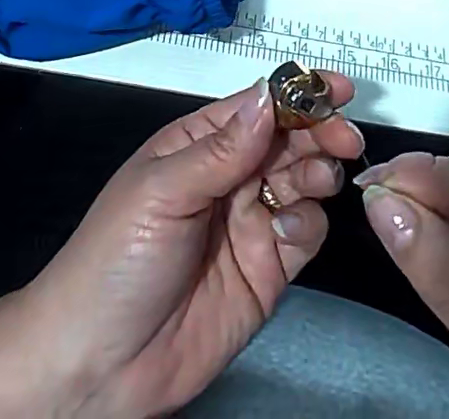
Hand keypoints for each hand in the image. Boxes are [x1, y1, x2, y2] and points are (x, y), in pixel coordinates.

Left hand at [23, 74, 365, 416]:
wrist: (104, 361)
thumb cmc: (115, 258)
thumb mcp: (162, 191)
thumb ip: (221, 149)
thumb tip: (266, 96)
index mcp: (195, 145)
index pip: (253, 109)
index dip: (294, 94)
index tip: (335, 87)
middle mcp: (225, 177)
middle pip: (285, 141)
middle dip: (318, 132)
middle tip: (343, 137)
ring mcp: (248, 221)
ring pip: (301, 181)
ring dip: (316, 173)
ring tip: (316, 180)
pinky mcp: (267, 267)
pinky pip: (304, 232)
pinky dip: (308, 224)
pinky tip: (288, 231)